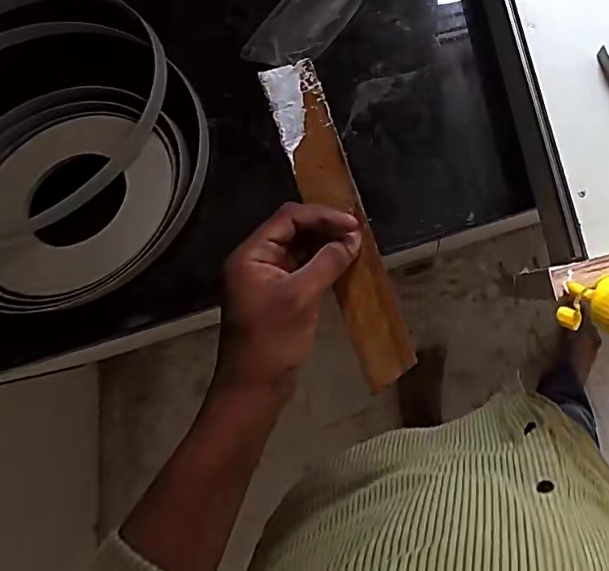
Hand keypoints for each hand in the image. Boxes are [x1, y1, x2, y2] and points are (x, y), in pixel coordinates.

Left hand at [215, 202, 362, 397]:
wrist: (253, 392)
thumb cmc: (272, 342)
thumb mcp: (302, 297)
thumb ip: (328, 261)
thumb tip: (353, 238)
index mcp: (251, 255)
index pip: (288, 218)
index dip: (322, 216)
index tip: (352, 224)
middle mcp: (255, 260)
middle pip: (293, 228)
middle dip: (325, 227)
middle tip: (356, 232)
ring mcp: (266, 277)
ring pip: (299, 246)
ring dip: (326, 243)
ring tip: (354, 243)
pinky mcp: (277, 293)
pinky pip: (302, 265)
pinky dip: (322, 261)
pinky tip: (343, 262)